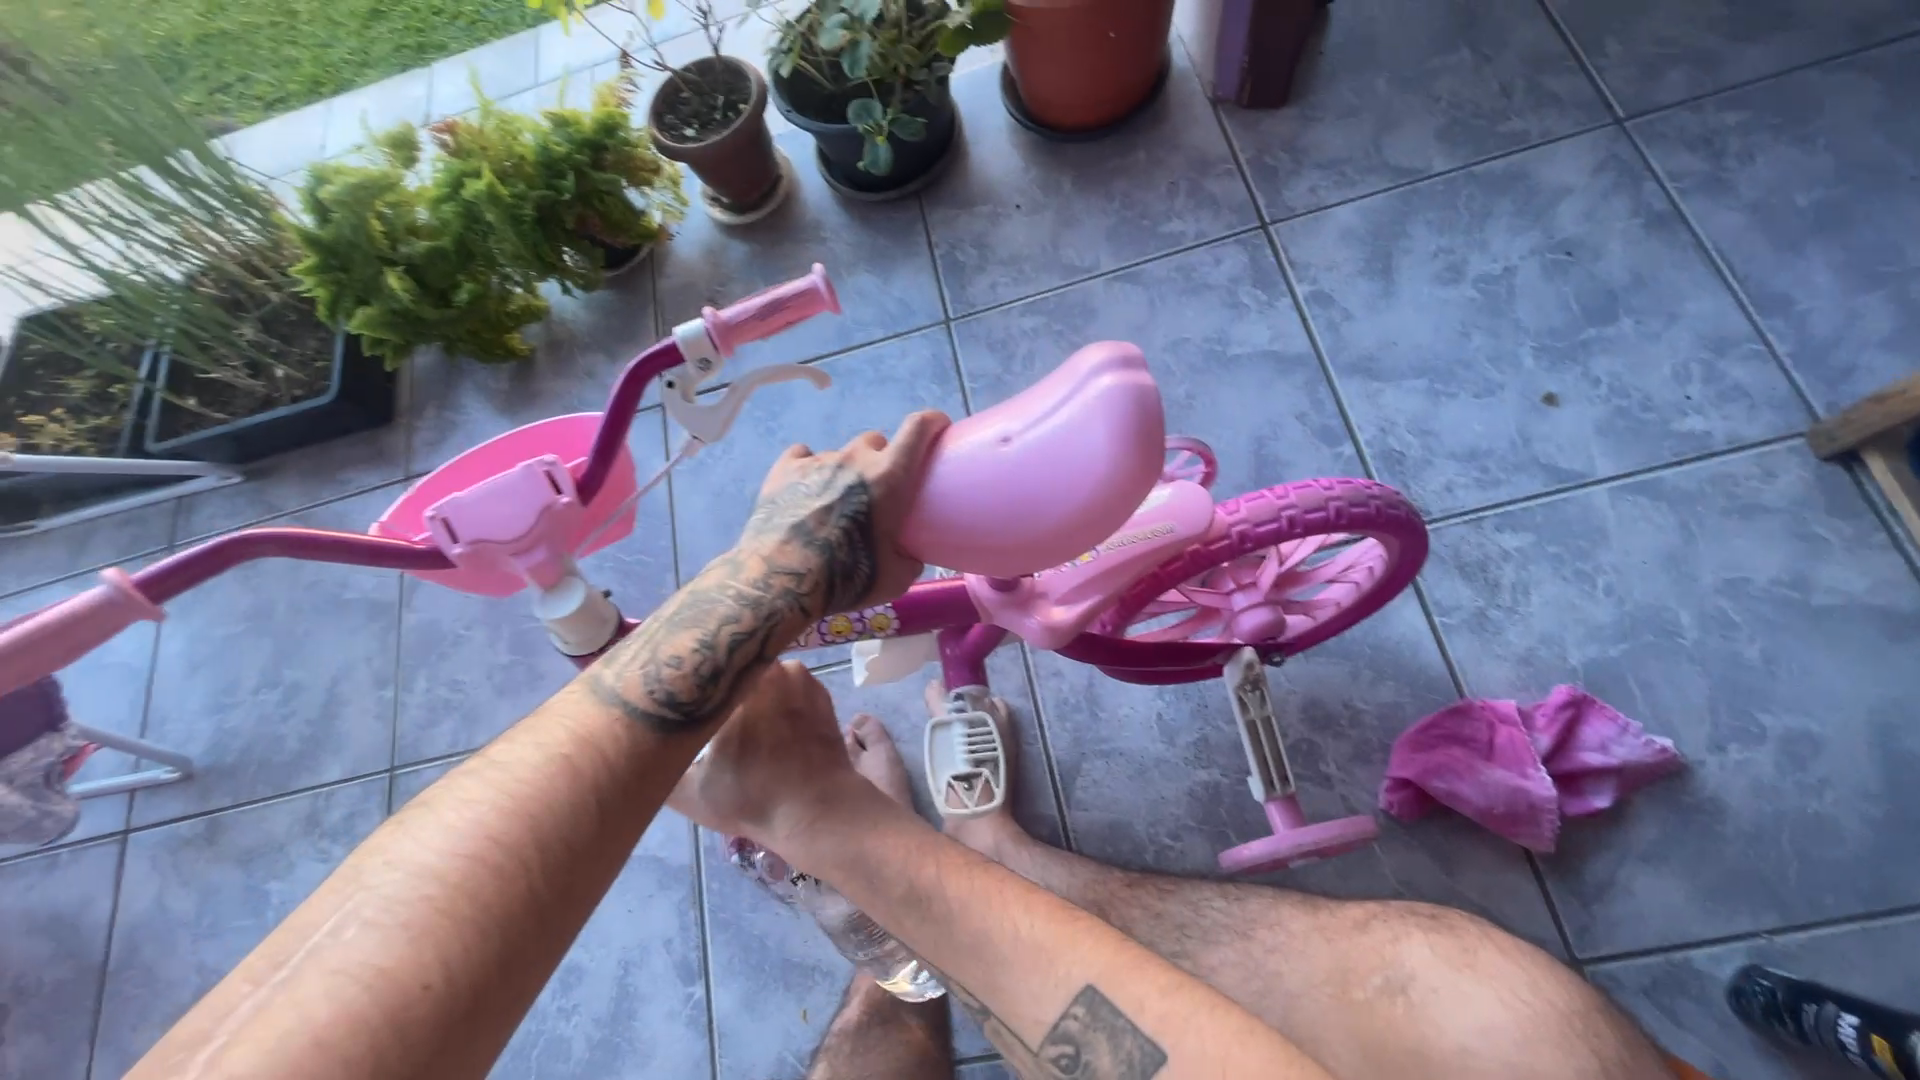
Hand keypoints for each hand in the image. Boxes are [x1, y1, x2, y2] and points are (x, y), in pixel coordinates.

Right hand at [668, 660, 863, 847]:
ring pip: (767, 676)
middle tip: (710, 708)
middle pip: (739, 667)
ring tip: (742, 718)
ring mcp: (803, 679)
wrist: (817, 810)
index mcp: (737, 679)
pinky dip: (783, 702)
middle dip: (725, 684)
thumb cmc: (751, 796)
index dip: (694, 679)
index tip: (682, 693)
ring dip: (756, 692)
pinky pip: (793, 690)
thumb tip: (642, 752)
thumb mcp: (689, 792)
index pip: (708, 665)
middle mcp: (773, 666)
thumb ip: (661, 767)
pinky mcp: (824, 696)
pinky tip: (773, 724)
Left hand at [738, 409, 949, 618]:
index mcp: (889, 477)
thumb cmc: (846, 578)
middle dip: (881, 458)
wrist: (782, 580)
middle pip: (875, 442)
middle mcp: (854, 459)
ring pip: (839, 454)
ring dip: (844, 471)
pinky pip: (802, 457)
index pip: (917, 429)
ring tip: (836, 501)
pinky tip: (805, 491)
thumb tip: (909, 559)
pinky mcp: (784, 469)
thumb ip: (908, 560)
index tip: (938, 425)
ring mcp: (816, 460)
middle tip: (878, 488)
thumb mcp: (894, 579)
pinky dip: (809, 470)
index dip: (932, 421)